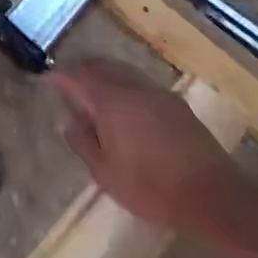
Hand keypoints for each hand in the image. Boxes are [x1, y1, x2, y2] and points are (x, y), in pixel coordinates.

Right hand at [47, 59, 253, 232]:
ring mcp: (157, 92)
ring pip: (123, 71)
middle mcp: (134, 87)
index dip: (61, 76)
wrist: (209, 191)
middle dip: (82, 71)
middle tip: (67, 83)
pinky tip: (122, 105)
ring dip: (104, 75)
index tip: (47, 79)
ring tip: (91, 92)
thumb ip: (83, 142)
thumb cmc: (150, 187)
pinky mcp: (174, 102)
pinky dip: (123, 84)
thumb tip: (68, 120)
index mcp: (112, 101)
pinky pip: (140, 82)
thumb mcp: (105, 173)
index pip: (80, 76)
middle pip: (103, 66)